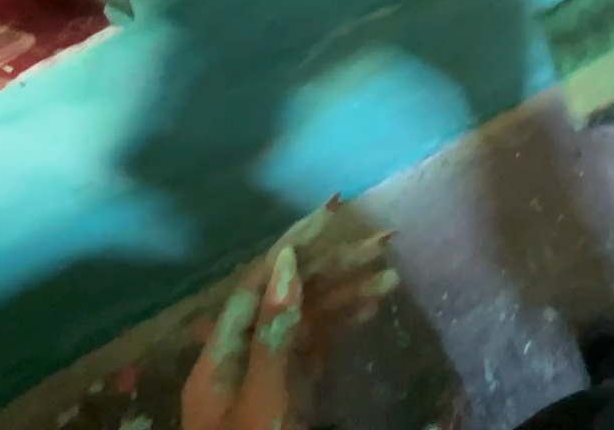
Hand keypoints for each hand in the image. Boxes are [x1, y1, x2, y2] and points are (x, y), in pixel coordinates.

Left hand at [181, 197, 397, 429]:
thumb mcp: (263, 398)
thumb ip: (275, 330)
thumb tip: (288, 263)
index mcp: (222, 354)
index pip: (259, 281)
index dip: (295, 244)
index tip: (332, 214)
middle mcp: (242, 354)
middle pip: (289, 295)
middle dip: (335, 265)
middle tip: (382, 241)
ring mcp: (266, 372)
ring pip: (309, 317)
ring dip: (348, 292)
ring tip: (391, 273)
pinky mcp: (287, 389)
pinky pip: (316, 343)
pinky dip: (344, 322)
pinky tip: (373, 305)